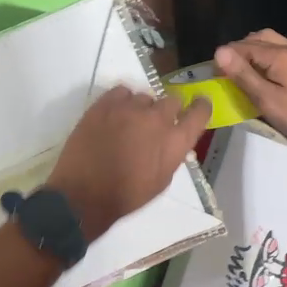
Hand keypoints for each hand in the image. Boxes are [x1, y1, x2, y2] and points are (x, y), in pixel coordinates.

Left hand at [48, 86, 210, 238]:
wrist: (85, 193)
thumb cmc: (127, 194)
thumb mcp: (162, 179)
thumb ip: (171, 153)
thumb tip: (171, 140)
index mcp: (175, 141)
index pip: (199, 112)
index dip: (200, 107)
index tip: (197, 104)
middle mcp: (156, 119)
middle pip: (172, 99)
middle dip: (168, 108)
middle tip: (155, 121)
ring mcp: (128, 108)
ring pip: (144, 96)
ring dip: (141, 107)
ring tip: (129, 122)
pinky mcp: (104, 104)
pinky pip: (120, 91)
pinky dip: (121, 100)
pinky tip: (114, 113)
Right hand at [214, 30, 286, 158]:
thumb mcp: (265, 99)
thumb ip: (242, 74)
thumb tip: (218, 51)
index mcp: (279, 55)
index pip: (242, 46)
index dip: (225, 59)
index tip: (217, 77)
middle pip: (257, 38)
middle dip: (239, 51)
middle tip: (230, 73)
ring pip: (271, 42)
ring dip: (254, 52)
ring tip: (246, 73)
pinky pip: (282, 52)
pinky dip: (268, 57)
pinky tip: (266, 76)